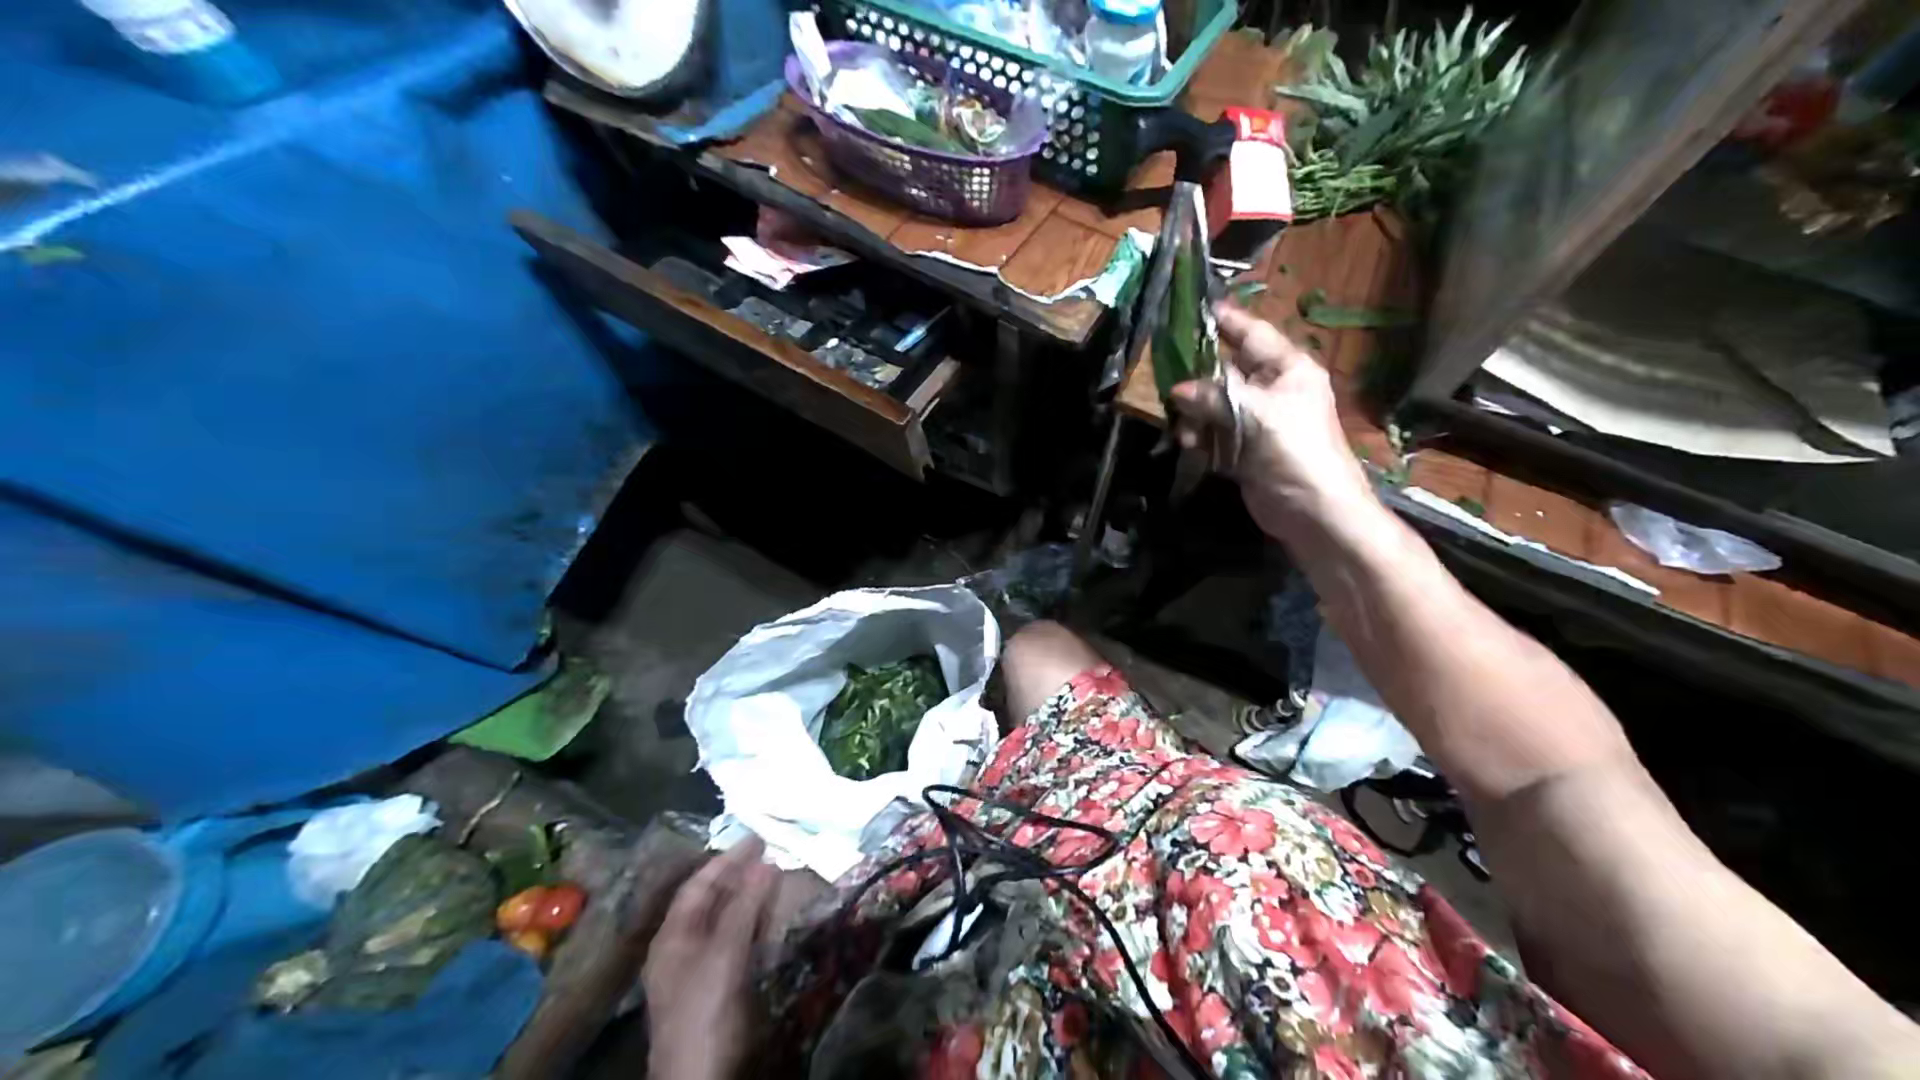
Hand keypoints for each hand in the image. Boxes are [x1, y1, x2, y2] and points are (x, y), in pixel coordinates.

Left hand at [643, 837, 779, 1079]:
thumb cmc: (705, 1014)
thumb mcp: (724, 956)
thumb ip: (744, 907)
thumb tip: (766, 862)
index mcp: (672, 937)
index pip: (698, 885)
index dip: (726, 859)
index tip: (758, 838)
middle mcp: (682, 948)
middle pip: (711, 901)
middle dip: (740, 876)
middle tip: (772, 853)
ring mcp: (699, 969)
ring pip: (725, 921)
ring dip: (750, 898)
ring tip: (778, 877)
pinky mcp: (718, 987)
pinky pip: (736, 942)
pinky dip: (754, 924)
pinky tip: (773, 917)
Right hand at [1170, 302, 1377, 542]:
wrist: (1314, 511)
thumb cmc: (1294, 450)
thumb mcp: (1254, 414)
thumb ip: (1213, 396)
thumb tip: (1177, 389)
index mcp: (1288, 369)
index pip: (1253, 334)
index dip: (1226, 321)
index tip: (1196, 308)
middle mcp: (1272, 390)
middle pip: (1226, 372)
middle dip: (1198, 381)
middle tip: (1169, 385)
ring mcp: (1257, 421)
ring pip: (1213, 406)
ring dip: (1195, 417)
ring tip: (1186, 433)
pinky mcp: (1244, 449)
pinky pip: (1213, 434)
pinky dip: (1199, 438)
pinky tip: (1190, 446)